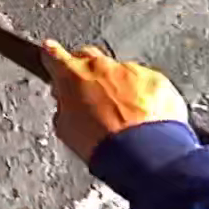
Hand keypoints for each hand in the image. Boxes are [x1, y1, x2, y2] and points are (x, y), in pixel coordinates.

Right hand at [43, 40, 188, 161]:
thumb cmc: (101, 143)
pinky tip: (148, 114)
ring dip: (121, 84)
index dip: (52, 55)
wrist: (144, 156)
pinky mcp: (157, 81)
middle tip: (95, 92)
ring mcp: (129, 71)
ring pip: (121, 71)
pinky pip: (149, 82)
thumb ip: (63, 104)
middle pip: (89, 56)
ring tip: (129, 112)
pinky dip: (147, 94)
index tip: (52, 54)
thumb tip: (68, 101)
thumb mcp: (64, 126)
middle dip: (89, 70)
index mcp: (69, 73)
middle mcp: (97, 66)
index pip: (52, 53)